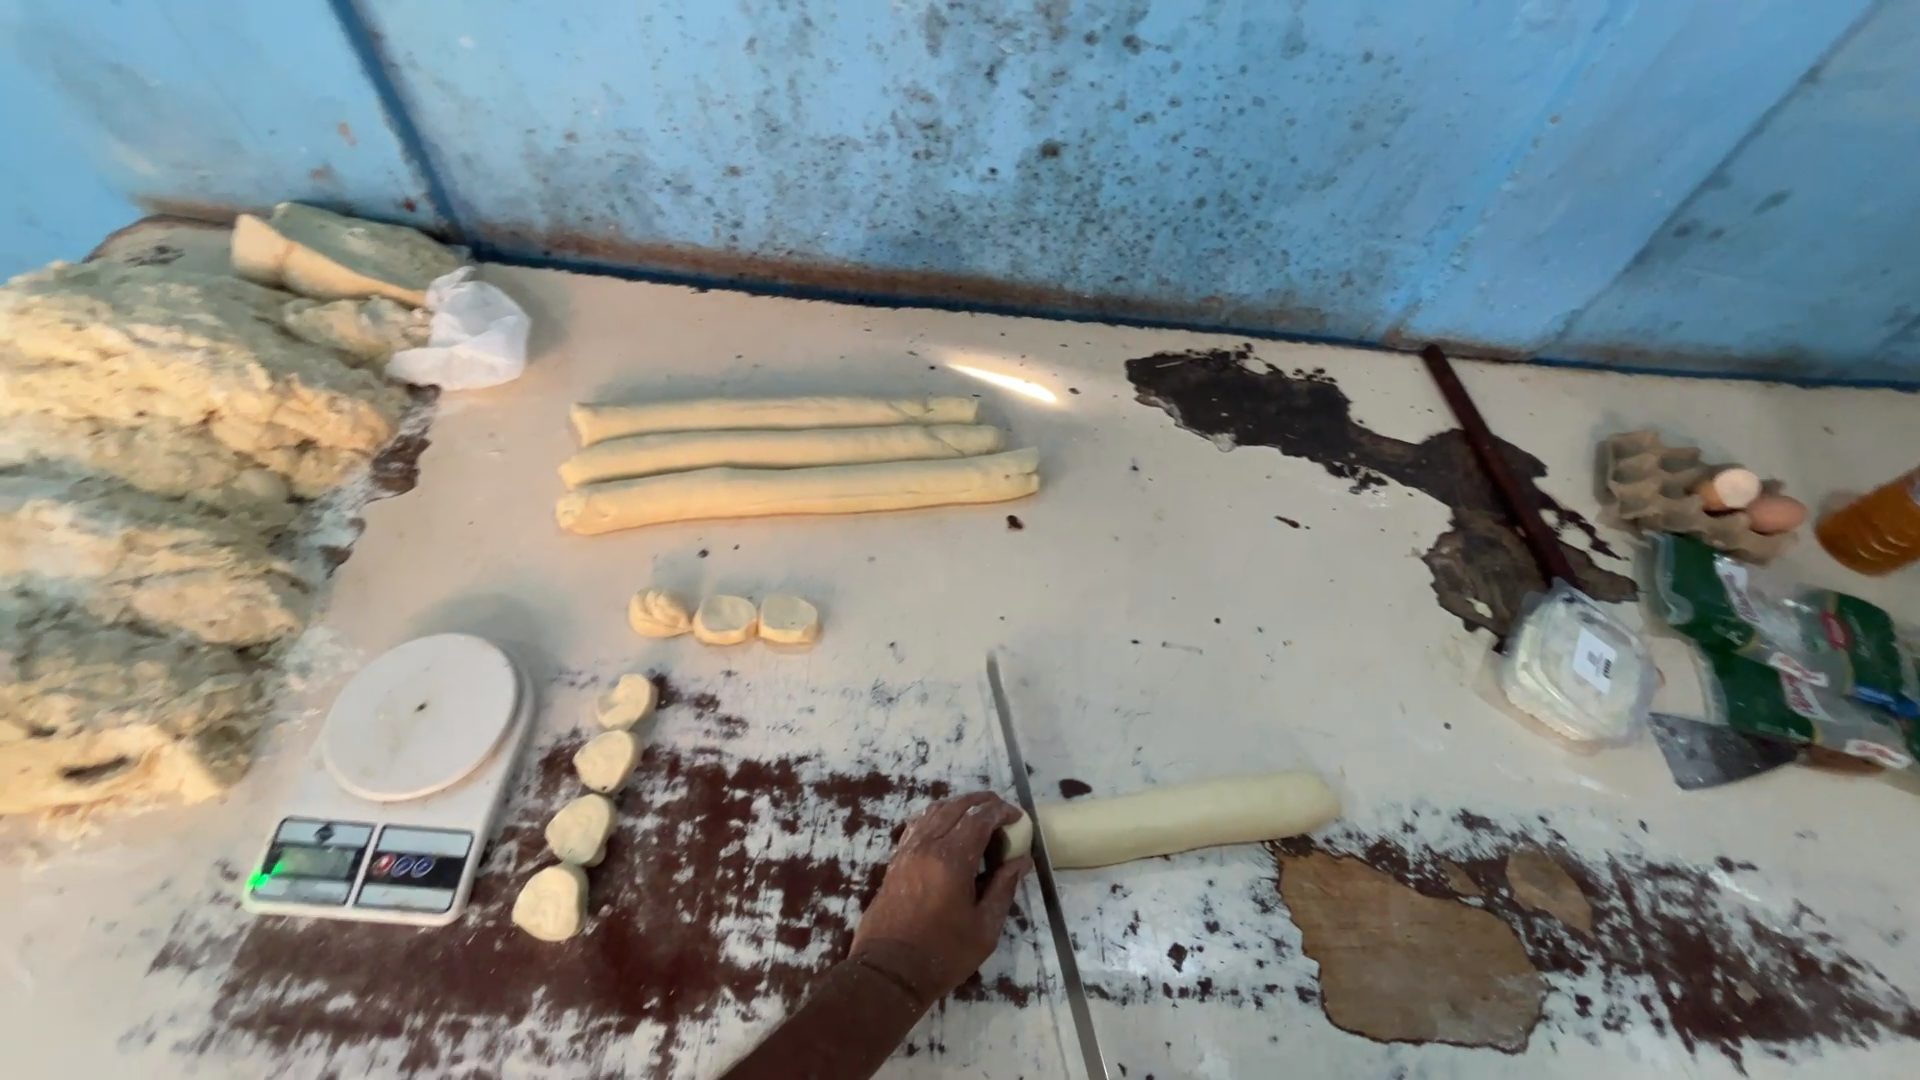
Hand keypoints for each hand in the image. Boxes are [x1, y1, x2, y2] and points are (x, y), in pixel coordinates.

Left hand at [850, 792, 1033, 1002]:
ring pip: (935, 811)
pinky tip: (947, 826)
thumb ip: (1004, 888)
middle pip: (957, 807)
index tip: (1017, 817)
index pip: (980, 818)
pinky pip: (918, 824)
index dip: (1001, 812)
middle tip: (1001, 810)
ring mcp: (909, 850)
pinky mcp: (897, 859)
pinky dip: (937, 816)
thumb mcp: (985, 928)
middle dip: (982, 802)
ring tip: (978, 814)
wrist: (889, 971)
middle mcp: (928, 845)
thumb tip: (1022, 861)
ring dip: (959, 806)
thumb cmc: (943, 954)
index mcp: (952, 859)